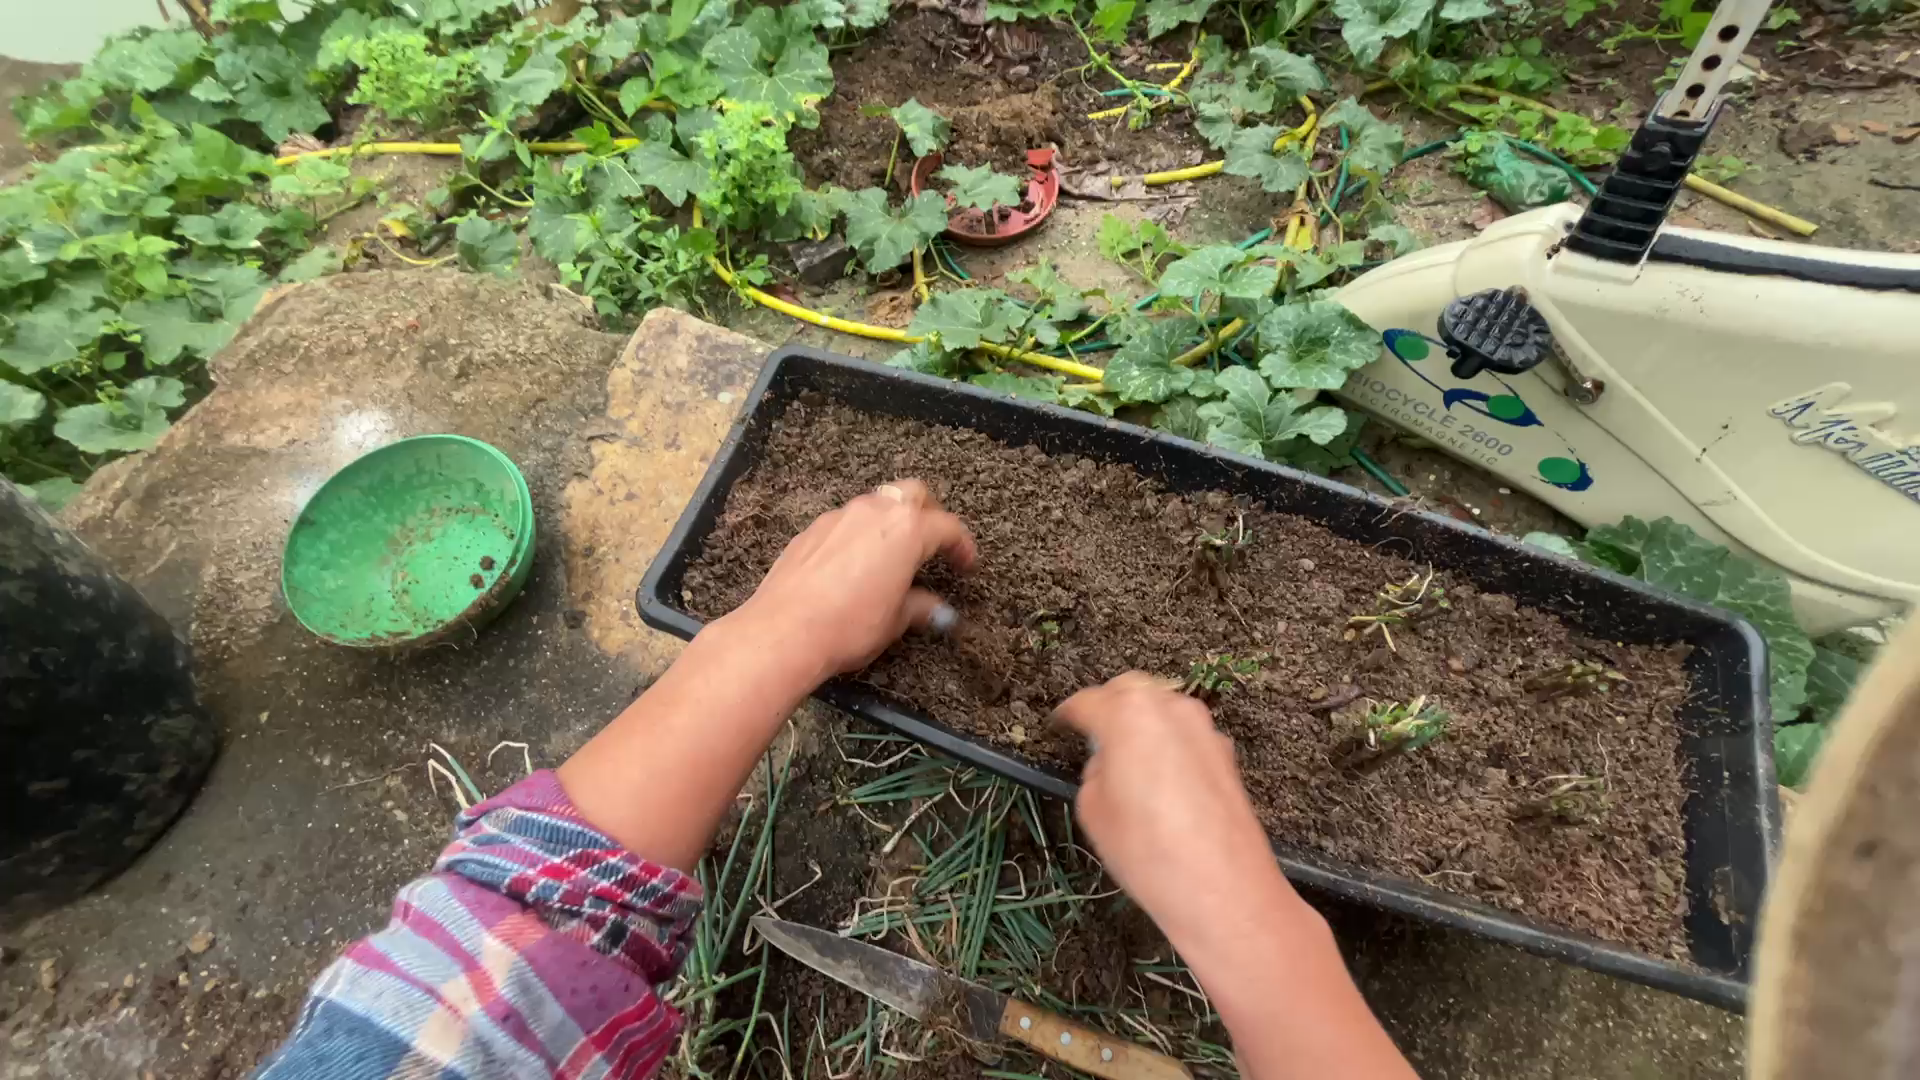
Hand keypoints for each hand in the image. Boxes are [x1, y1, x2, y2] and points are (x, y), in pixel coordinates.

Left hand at [732, 479, 976, 680]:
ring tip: (895, 553)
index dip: (963, 545)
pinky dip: (860, 533)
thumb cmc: (847, 625)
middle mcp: (874, 511)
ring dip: (892, 520)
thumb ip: (920, 606)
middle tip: (935, 543)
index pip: (947, 527)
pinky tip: (857, 563)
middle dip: (930, 513)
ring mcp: (840, 516)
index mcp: (906, 530)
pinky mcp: (813, 529)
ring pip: (877, 502)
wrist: (784, 631)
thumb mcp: (895, 620)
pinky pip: (846, 521)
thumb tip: (937, 610)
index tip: (966, 563)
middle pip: (914, 494)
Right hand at [1052, 673, 1292, 949]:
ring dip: (1143, 722)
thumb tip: (1109, 764)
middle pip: (1130, 690)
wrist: (1224, 891)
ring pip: (1163, 708)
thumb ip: (1094, 771)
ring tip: (1128, 756)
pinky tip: (1162, 777)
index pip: (1086, 702)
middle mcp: (1169, 709)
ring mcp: (1203, 729)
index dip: (1067, 713)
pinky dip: (1169, 743)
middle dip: (1109, 706)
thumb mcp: (1092, 810)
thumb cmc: (1148, 850)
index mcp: (1127, 713)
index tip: (1060, 722)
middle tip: (1093, 734)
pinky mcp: (1226, 754)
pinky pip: (1186, 734)